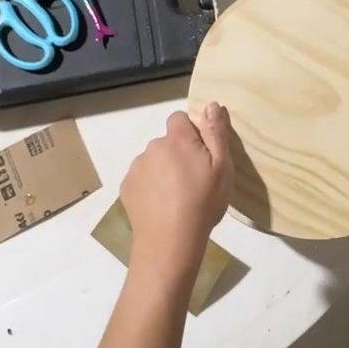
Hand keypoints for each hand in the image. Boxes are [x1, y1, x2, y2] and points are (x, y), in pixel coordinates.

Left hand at [122, 104, 235, 271]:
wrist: (169, 242)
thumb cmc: (202, 203)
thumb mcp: (222, 168)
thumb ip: (216, 133)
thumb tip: (211, 105)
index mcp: (177, 139)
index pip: (179, 118)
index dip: (190, 132)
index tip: (200, 154)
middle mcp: (152, 147)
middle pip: (166, 141)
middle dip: (177, 153)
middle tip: (192, 180)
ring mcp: (136, 167)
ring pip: (153, 160)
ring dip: (162, 170)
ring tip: (175, 197)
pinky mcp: (126, 187)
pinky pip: (141, 178)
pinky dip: (149, 186)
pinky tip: (160, 205)